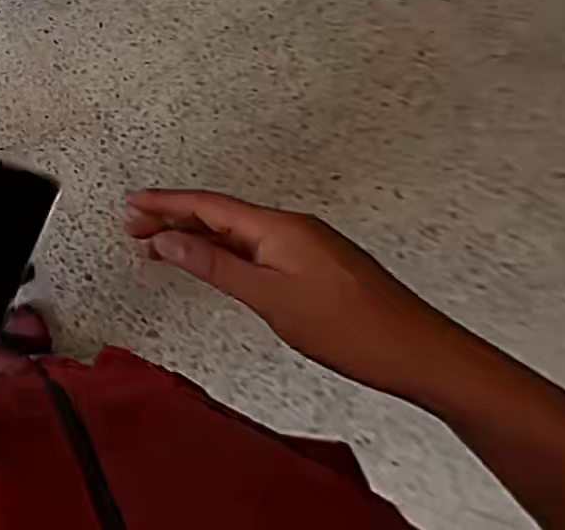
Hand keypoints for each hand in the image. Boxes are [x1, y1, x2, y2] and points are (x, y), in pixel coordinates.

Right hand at [126, 189, 467, 399]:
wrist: (432, 362)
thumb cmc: (356, 330)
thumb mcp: (268, 297)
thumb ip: (212, 265)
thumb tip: (168, 240)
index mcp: (277, 227)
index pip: (205, 204)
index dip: (163, 202)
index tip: (132, 203)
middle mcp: (290, 227)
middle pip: (216, 214)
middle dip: (171, 217)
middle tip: (134, 227)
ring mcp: (305, 245)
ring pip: (234, 231)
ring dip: (194, 235)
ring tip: (160, 246)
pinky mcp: (315, 264)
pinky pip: (253, 245)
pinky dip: (221, 249)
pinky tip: (209, 261)